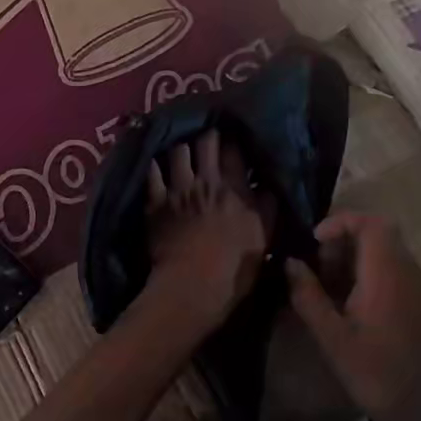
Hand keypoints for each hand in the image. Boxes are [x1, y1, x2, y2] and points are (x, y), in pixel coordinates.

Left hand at [144, 130, 266, 325]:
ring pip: (177, 151)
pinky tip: (156, 165)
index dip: (233, 140)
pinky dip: (155, 166)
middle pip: (206, 142)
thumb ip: (267, 208)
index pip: (234, 151)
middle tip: (209, 136)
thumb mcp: (264, 238)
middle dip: (208, 135)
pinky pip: (152, 173)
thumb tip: (269, 187)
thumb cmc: (234, 267)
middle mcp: (205, 181)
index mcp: (234, 189)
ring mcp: (177, 189)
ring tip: (183, 150)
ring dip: (181, 148)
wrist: (192, 286)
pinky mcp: (155, 202)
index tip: (233, 138)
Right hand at [286, 213, 420, 420]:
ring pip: (386, 251)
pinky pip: (393, 270)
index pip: (370, 222)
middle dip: (343, 240)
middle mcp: (407, 271)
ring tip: (327, 285)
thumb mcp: (332, 338)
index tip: (314, 241)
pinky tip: (348, 304)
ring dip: (354, 258)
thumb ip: (308, 296)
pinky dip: (368, 273)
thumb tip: (291, 263)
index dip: (340, 222)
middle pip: (378, 233)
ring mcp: (418, 286)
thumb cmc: (378, 372)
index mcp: (386, 273)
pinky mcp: (420, 302)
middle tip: (317, 266)